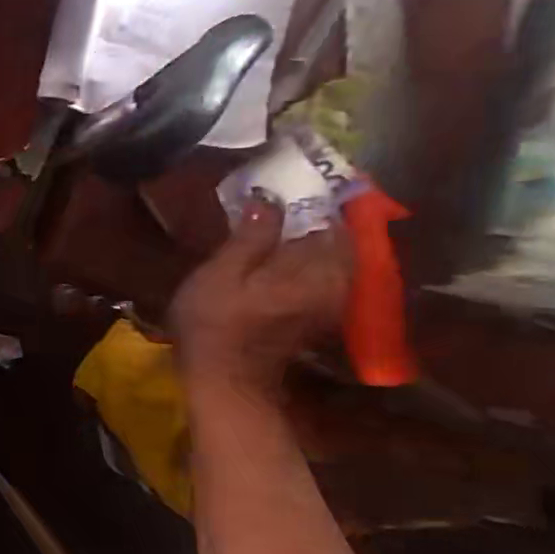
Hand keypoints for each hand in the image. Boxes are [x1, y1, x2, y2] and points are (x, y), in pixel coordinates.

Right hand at [171, 195, 350, 401]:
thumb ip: (252, 236)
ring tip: (280, 218)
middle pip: (340, 239)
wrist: (224, 374)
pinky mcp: (320, 311)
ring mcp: (333, 300)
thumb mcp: (222, 273)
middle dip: (318, 215)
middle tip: (285, 195)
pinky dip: (309, 255)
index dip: (321, 199)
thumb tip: (270, 198)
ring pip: (334, 255)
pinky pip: (325, 271)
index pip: (335, 223)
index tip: (298, 180)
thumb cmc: (214, 320)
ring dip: (313, 235)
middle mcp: (338, 282)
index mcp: (317, 270)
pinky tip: (281, 249)